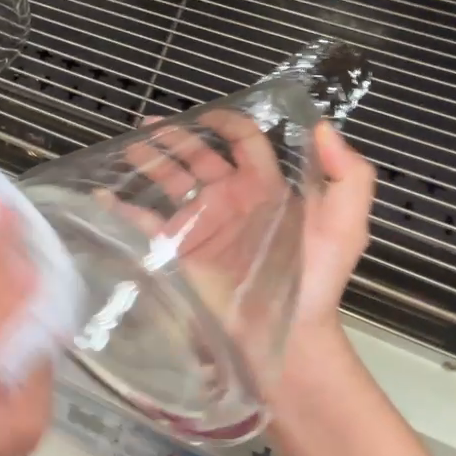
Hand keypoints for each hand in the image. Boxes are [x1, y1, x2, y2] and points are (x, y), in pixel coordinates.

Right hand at [102, 114, 375, 389]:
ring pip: (168, 178)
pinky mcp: (178, 248)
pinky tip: (105, 194)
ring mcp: (200, 222)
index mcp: (264, 186)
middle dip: (173, 135)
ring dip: (147, 159)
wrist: (289, 340)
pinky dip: (122, 207)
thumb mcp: (347, 228)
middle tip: (147, 124)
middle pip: (196, 154)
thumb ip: (349, 176)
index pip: (242, 141)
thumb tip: (322, 125)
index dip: (225, 123)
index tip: (204, 115)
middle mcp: (228, 197)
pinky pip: (144, 221)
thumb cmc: (317, 282)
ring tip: (128, 147)